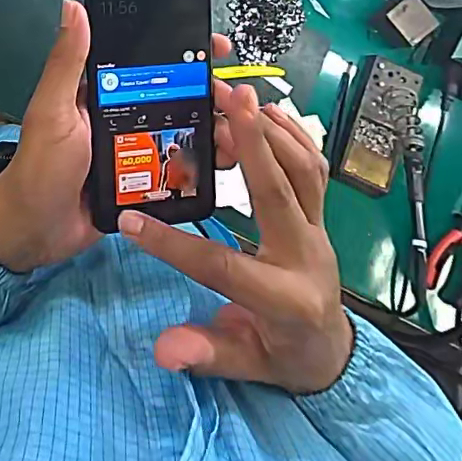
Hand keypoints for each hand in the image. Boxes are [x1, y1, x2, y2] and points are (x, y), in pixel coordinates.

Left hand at [0, 0, 234, 272]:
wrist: (38, 230)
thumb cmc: (39, 166)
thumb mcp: (53, 109)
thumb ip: (66, 62)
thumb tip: (74, 9)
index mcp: (99, 90)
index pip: (145, 60)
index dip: (179, 49)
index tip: (212, 46)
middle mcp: (121, 113)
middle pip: (176, 94)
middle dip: (209, 93)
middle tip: (234, 99)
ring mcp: (136, 146)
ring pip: (185, 128)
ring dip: (214, 127)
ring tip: (237, 132)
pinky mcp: (145, 177)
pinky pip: (181, 164)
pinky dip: (204, 161)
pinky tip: (227, 161)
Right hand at [117, 83, 353, 394]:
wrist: (331, 352)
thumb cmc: (283, 355)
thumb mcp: (244, 364)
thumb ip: (207, 352)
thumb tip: (163, 350)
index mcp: (283, 297)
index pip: (221, 265)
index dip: (172, 245)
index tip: (130, 222)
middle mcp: (306, 254)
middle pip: (281, 191)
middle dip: (252, 141)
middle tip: (226, 98)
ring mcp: (318, 229)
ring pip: (304, 170)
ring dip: (269, 128)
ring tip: (234, 96)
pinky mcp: (319, 214)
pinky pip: (314, 167)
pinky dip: (293, 133)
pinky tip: (267, 111)